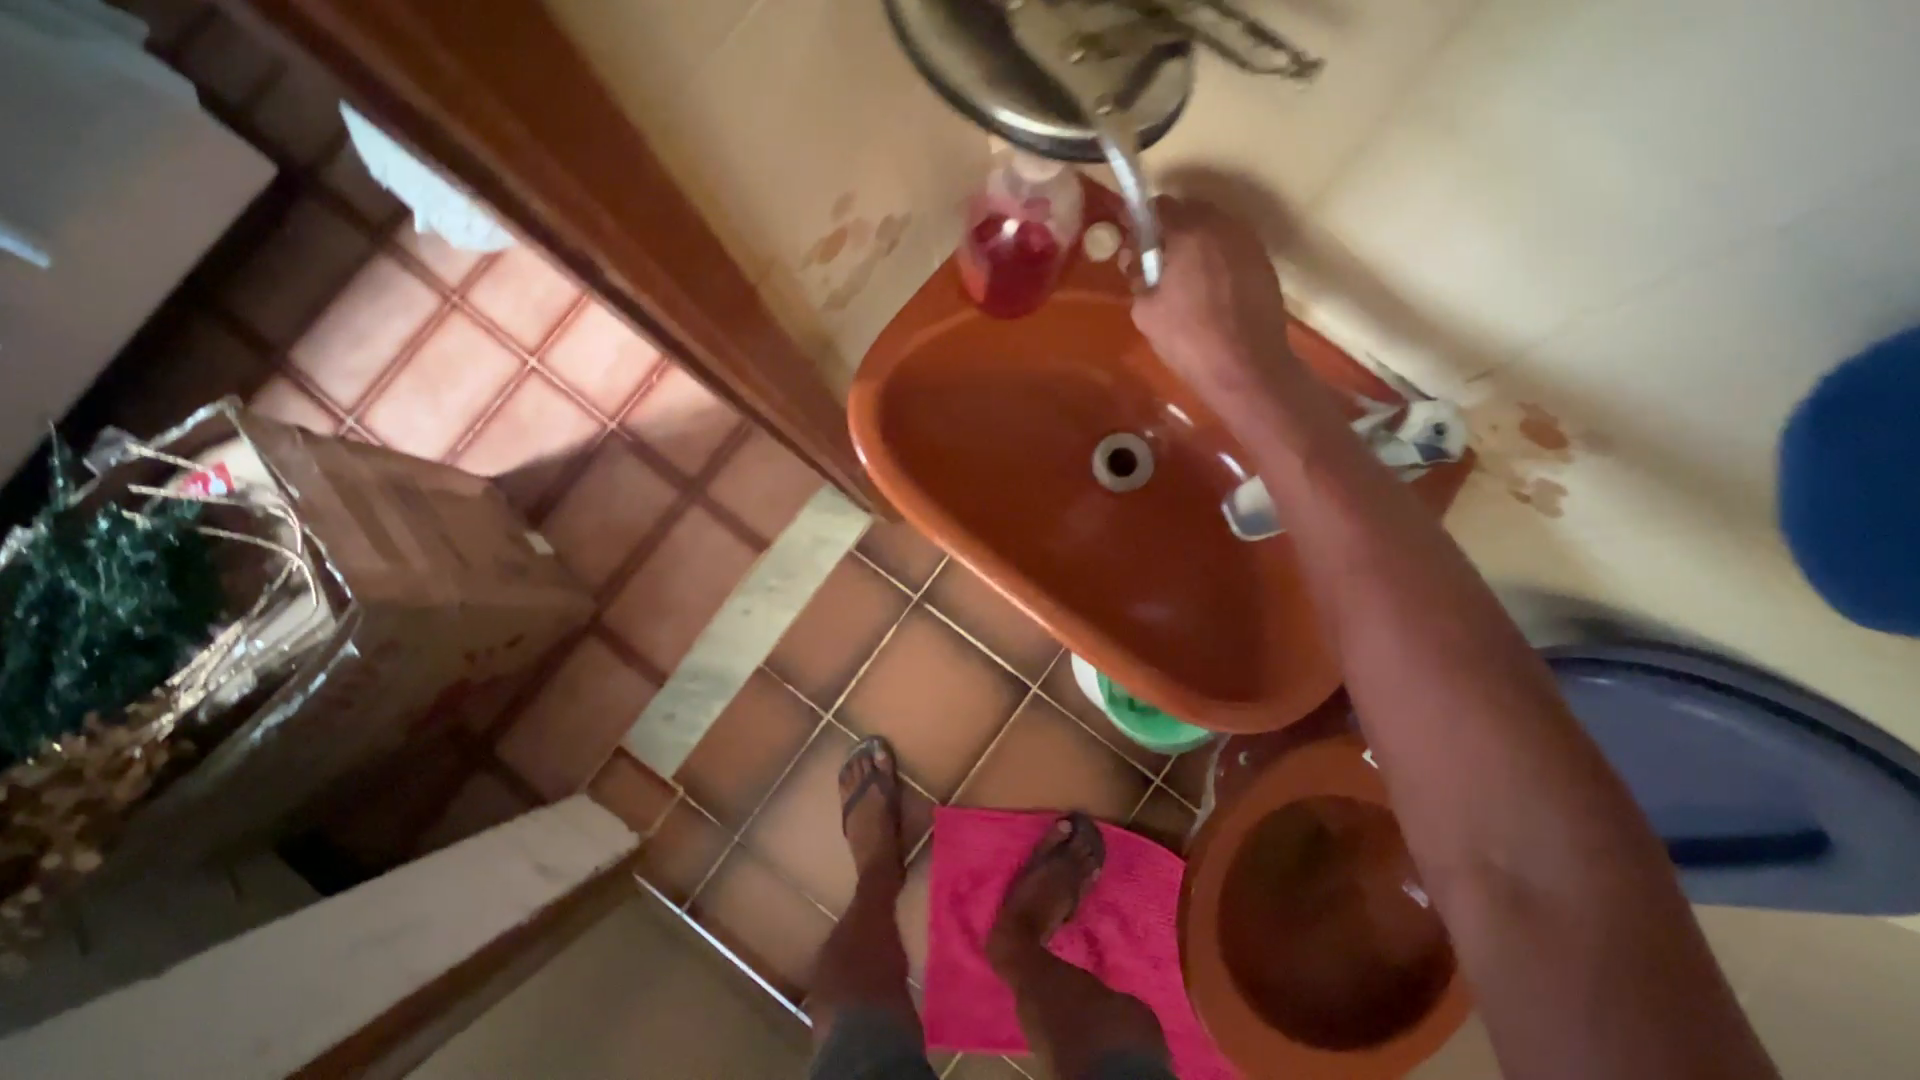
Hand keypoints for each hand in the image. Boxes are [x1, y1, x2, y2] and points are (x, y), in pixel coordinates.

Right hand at [1131, 196, 1293, 403]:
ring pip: (1215, 229)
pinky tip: (1210, 289)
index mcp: (1189, 232)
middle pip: (1191, 212)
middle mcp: (1223, 226)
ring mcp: (1248, 243)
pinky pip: (1233, 248)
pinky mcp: (1264, 263)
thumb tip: (1138, 263)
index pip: (1159, 206)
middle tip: (1158, 262)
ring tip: (1185, 278)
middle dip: (1172, 230)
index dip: (1142, 222)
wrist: (1246, 367)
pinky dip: (1218, 259)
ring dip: (1197, 244)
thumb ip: (1138, 276)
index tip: (1134, 243)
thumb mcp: (1145, 311)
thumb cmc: (1189, 339)